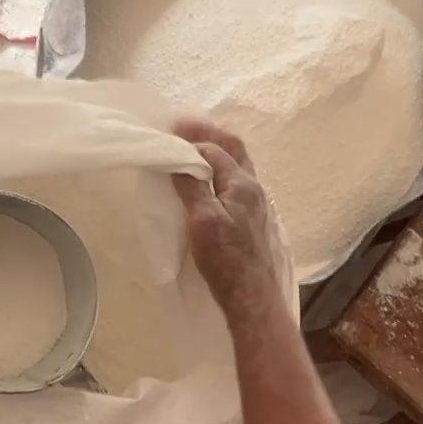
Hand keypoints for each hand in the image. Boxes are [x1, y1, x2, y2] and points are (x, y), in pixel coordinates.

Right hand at [171, 121, 287, 330]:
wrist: (249, 293)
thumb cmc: (225, 257)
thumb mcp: (202, 219)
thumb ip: (192, 186)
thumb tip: (181, 159)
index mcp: (241, 183)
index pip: (214, 150)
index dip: (191, 140)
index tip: (168, 133)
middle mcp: (253, 188)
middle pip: (233, 150)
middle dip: (208, 135)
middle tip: (183, 129)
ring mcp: (255, 204)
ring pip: (235, 167)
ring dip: (214, 154)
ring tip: (192, 152)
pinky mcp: (250, 220)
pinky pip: (233, 185)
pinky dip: (217, 174)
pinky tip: (206, 184)